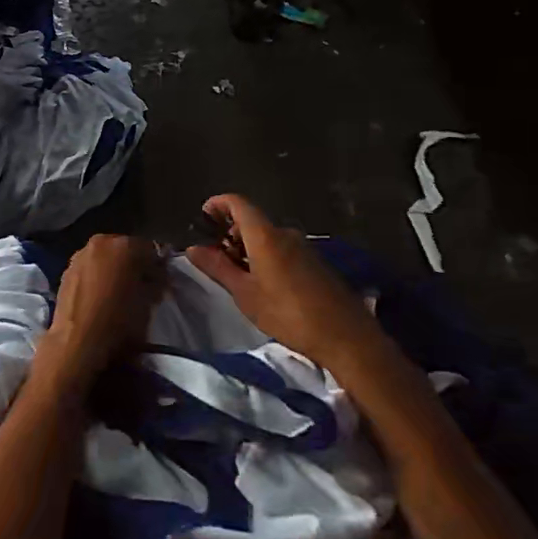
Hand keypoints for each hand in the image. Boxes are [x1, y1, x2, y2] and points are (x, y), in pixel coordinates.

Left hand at [39, 235, 165, 389]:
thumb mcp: (149, 304)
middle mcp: (101, 243)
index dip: (156, 267)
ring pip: (104, 258)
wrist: (77, 344)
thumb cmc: (119, 322)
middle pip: (124, 249)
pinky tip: (99, 298)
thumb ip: (155, 283)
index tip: (160, 283)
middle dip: (133, 265)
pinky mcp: (65, 272)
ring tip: (118, 293)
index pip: (149, 249)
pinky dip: (96, 278)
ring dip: (113, 270)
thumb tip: (156, 276)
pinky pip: (88, 269)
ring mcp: (80, 256)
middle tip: (140, 287)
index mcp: (124, 246)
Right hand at [185, 194, 379, 367]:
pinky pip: (282, 248)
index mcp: (266, 234)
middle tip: (214, 257)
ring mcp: (303, 246)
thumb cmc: (288, 313)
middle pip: (252, 220)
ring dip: (247, 247)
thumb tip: (193, 248)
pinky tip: (261, 282)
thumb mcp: (245, 293)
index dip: (218, 204)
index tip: (202, 217)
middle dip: (229, 232)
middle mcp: (285, 233)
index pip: (238, 203)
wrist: (344, 335)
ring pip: (267, 236)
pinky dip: (264, 256)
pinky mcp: (314, 261)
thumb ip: (218, 267)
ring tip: (235, 274)